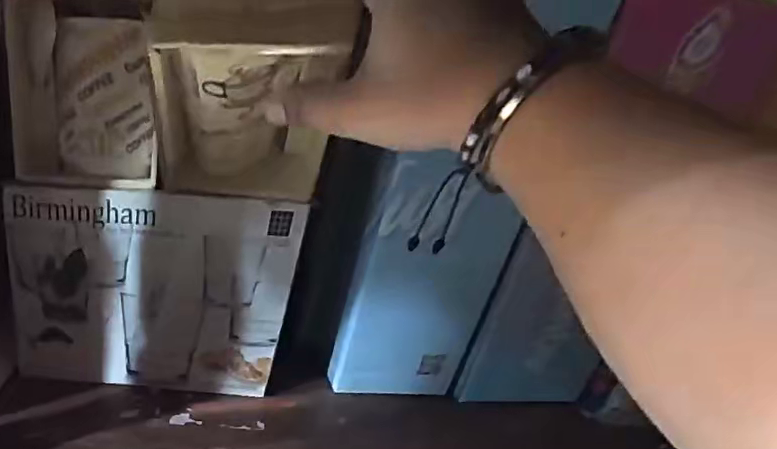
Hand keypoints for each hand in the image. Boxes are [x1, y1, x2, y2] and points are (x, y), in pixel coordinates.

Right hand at [269, 0, 544, 150]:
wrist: (511, 95)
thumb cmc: (426, 97)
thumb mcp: (359, 110)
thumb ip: (311, 105)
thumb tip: (265, 105)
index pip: (345, 0)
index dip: (322, 13)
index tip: (308, 18)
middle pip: (377, 2)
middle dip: (358, 17)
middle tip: (352, 28)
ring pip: (413, 5)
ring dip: (393, 17)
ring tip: (376, 29)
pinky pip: (447, 6)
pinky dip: (432, 16)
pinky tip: (426, 30)